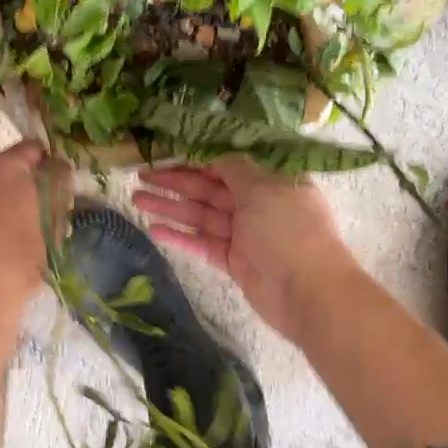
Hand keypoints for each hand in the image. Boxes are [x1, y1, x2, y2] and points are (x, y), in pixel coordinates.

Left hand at [0, 141, 70, 308]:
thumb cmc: (21, 249)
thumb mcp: (52, 217)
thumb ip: (58, 187)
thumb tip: (59, 168)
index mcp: (6, 165)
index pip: (33, 148)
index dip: (51, 161)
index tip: (65, 181)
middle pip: (13, 168)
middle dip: (33, 182)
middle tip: (52, 208)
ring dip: (15, 201)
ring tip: (33, 230)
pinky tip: (9, 243)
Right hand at [133, 156, 359, 337]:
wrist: (310, 293)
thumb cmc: (289, 230)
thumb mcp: (263, 188)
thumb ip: (234, 169)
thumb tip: (215, 155)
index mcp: (270, 181)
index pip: (227, 164)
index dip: (195, 159)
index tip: (166, 153)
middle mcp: (257, 204)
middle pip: (208, 189)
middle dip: (175, 182)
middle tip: (140, 176)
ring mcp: (245, 235)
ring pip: (200, 215)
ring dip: (170, 206)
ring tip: (136, 199)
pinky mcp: (234, 262)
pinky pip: (202, 243)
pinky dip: (179, 236)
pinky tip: (153, 229)